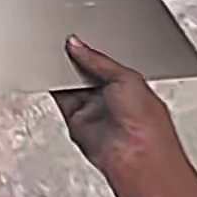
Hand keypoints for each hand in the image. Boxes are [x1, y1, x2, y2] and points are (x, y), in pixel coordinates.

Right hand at [53, 35, 183, 177]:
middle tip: (63, 44)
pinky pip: (58, 95)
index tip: (75, 37)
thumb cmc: (148, 126)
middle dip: (74, 58)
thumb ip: (98, 60)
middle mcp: (110, 96)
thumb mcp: (127, 79)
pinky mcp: (74, 117)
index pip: (103, 60)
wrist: (137, 159)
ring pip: (69, 81)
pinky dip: (51, 84)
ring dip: (61, 70)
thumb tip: (77, 44)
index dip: (89, 49)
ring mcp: (92, 107)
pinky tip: (48, 72)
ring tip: (54, 55)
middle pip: (83, 69)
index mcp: (129, 85)